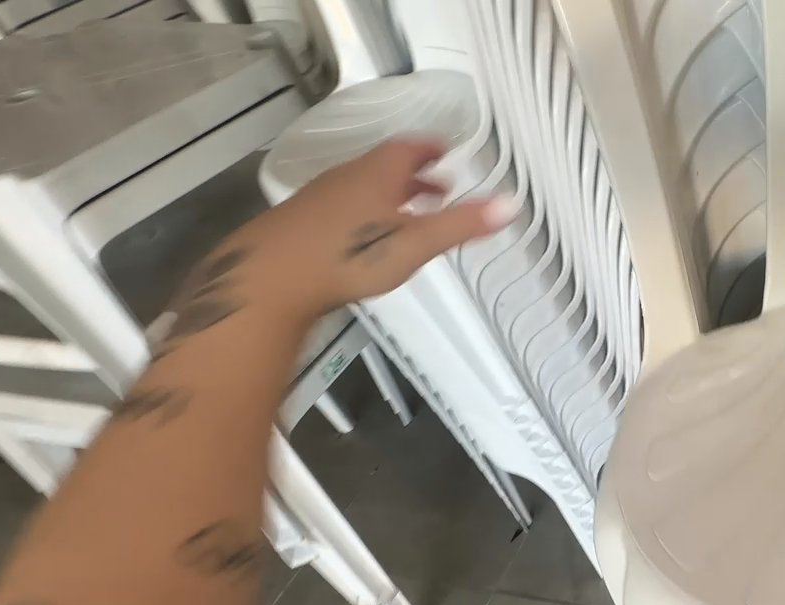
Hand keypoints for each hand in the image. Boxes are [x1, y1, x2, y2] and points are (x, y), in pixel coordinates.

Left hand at [151, 138, 516, 354]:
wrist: (272, 277)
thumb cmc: (350, 255)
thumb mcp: (416, 243)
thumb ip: (463, 225)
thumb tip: (511, 204)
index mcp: (377, 176)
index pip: (408, 149)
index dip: (429, 148)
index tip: (447, 150)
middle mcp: (349, 180)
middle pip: (386, 168)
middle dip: (416, 175)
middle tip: (441, 185)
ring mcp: (325, 201)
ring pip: (367, 188)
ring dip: (395, 195)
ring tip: (414, 212)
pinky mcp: (309, 224)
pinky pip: (349, 208)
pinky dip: (373, 213)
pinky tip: (376, 238)